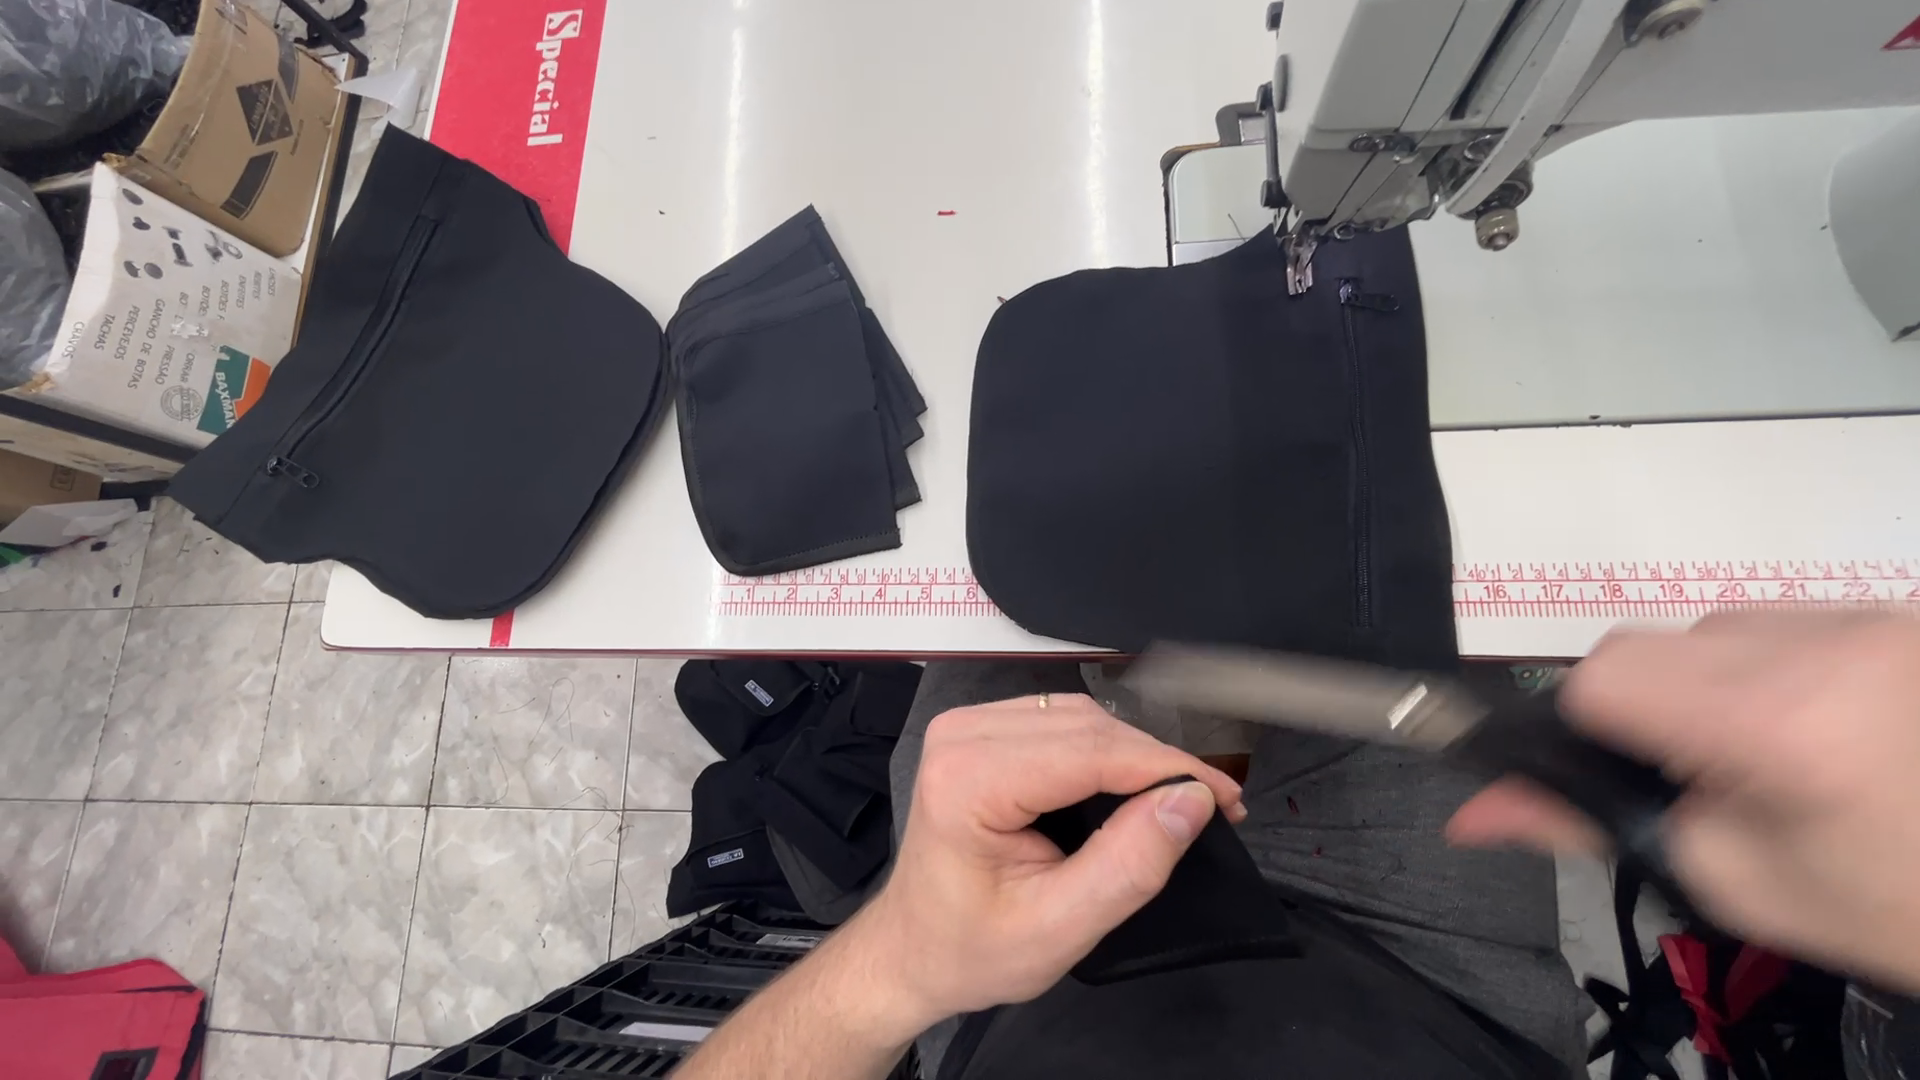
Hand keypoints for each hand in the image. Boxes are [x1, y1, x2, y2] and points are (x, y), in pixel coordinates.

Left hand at [845, 694, 1246, 1033]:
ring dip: (1133, 751)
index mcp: (968, 778)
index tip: (1227, 797)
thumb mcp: (1057, 928)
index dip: (1166, 768)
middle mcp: (963, 732)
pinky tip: (1131, 778)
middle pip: (1085, 726)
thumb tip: (1191, 801)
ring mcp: (966, 723)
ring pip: (1077, 715)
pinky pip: (1058, 719)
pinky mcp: (978, 728)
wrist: (911, 946)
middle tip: (1213, 803)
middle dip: (1155, 761)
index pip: (1089, 751)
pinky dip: (1103, 746)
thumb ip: (1127, 865)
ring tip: (1177, 794)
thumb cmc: (971, 949)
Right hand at [1448, 612, 1919, 989]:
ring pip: (1708, 631)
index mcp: (1778, 719)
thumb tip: (1471, 814)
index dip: (1589, 724)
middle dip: (1646, 706)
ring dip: (1708, 686)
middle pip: (1648, 645)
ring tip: (1778, 755)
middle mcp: (1829, 645)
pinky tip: (1830, 728)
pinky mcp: (1903, 616)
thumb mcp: (1745, 882)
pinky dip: (1773, 671)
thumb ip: (1592, 830)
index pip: (1605, 675)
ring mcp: (1878, 620)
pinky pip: (1782, 626)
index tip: (1627, 772)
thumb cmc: (1912, 908)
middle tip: (1703, 775)